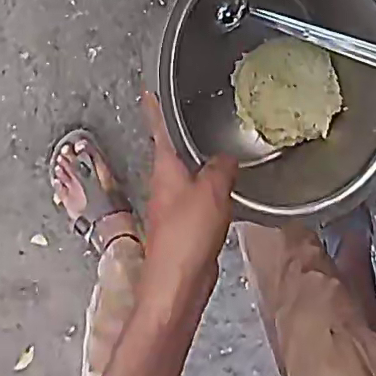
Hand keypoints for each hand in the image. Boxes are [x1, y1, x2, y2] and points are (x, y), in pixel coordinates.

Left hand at [139, 91, 236, 282]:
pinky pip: (200, 197)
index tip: (148, 92)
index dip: (154, 110)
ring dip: (200, 162)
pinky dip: (211, 187)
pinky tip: (226, 187)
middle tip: (193, 114)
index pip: (158, 131)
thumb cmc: (188, 234)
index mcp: (165, 170)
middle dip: (182, 135)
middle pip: (172, 153)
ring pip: (188, 175)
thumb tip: (226, 158)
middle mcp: (165, 185)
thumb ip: (221, 167)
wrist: (178, 284)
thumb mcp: (212, 190)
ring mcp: (174, 206)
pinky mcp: (186, 225)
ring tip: (217, 147)